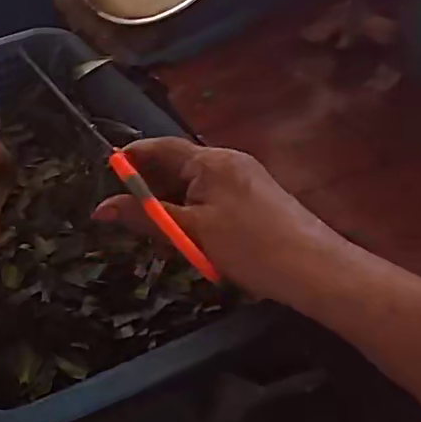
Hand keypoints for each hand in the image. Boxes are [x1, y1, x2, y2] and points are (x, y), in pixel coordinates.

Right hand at [92, 137, 360, 303]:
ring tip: (161, 240)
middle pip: (173, 168)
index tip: (102, 177)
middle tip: (128, 221)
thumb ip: (143, 217)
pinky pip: (208, 201)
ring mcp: (244, 182)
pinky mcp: (254, 202)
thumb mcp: (189, 233)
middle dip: (147, 192)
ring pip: (189, 189)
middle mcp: (228, 163)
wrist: (320, 274)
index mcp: (211, 162)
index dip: (128, 160)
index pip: (158, 148)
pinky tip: (190, 244)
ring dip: (169, 211)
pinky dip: (190, 218)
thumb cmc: (250, 247)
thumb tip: (99, 208)